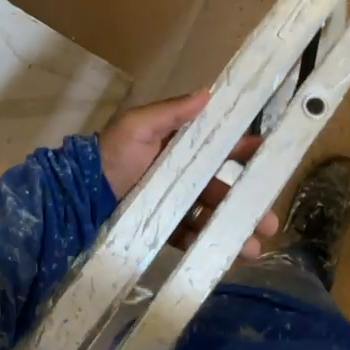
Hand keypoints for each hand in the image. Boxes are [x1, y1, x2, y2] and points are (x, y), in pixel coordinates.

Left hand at [97, 91, 279, 260]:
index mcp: (179, 146)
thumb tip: (208, 93)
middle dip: (249, 200)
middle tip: (270, 217)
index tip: (269, 153)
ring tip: (255, 246)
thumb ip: (172, 112)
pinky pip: (190, 236)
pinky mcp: (162, 229)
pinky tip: (225, 255)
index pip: (219, 146)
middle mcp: (181, 175)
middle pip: (222, 186)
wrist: (78, 197)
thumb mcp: (138, 125)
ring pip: (212, 215)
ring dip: (235, 228)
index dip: (245, 149)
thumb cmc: (111, 154)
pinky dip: (207, 245)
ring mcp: (173, 204)